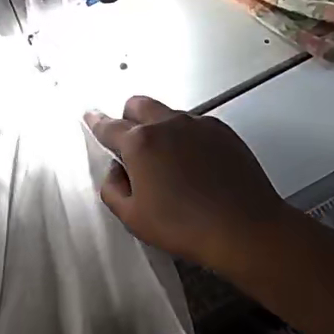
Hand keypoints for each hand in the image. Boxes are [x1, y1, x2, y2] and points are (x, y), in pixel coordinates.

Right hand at [85, 96, 294, 275]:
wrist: (243, 228)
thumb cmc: (185, 226)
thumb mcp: (133, 217)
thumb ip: (112, 189)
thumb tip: (117, 172)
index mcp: (140, 143)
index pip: (109, 126)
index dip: (96, 122)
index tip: (90, 116)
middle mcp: (168, 125)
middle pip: (138, 105)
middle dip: (128, 118)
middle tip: (130, 145)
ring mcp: (198, 125)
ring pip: (168, 113)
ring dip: (159, 128)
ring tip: (166, 163)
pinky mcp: (223, 132)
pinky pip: (195, 125)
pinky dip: (186, 137)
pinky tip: (193, 166)